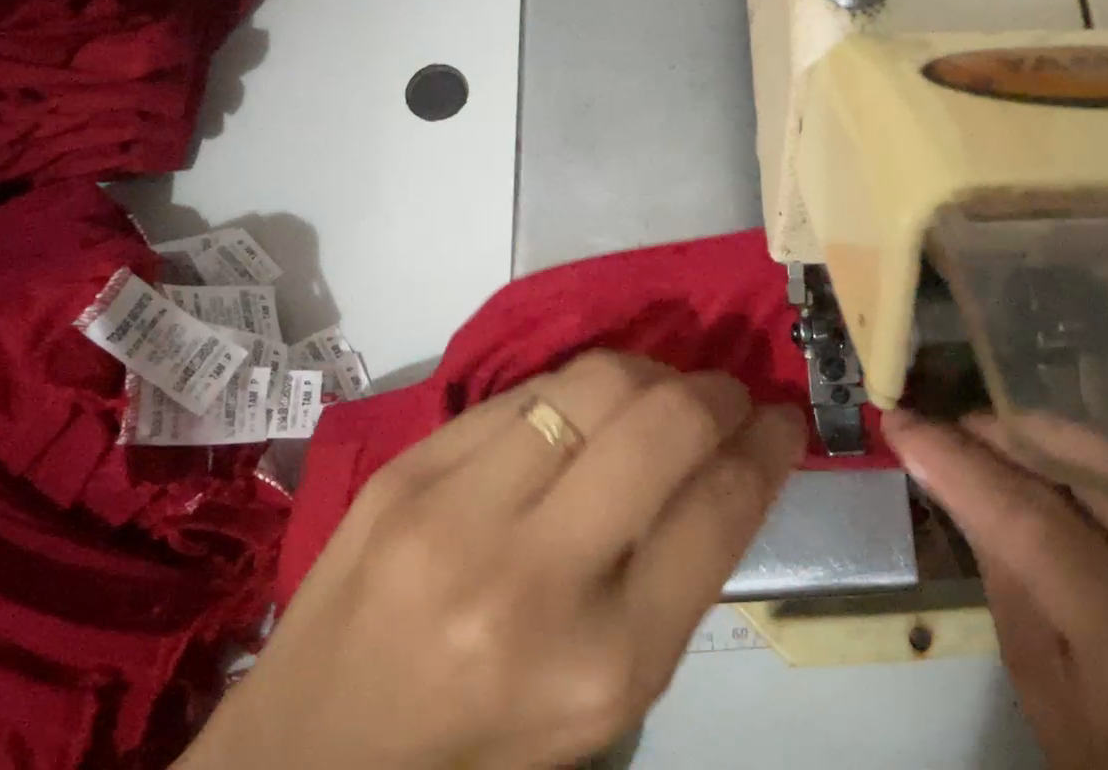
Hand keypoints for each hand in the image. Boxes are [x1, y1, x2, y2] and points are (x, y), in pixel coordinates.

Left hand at [177, 351, 805, 769]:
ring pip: (599, 380)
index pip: (720, 509)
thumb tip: (734, 460)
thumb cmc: (492, 734)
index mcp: (605, 660)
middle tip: (731, 400)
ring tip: (662, 396)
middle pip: (668, 423)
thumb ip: (683, 575)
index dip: (771, 446)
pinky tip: (586, 413)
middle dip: (723, 394)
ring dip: (656, 374)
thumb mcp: (615, 690)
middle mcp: (531, 577)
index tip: (785, 421)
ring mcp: (455, 510)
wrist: (322, 746)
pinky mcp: (405, 466)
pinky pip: (529, 387)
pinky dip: (581, 390)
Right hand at [884, 410, 1107, 769]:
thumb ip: (1007, 575)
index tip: (905, 425)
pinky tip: (1075, 481)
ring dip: (1066, 446)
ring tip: (1007, 443)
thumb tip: (960, 478)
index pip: (1039, 528)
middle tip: (959, 426)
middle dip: (1021, 435)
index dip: (966, 466)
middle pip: (1107, 473)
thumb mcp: (1042, 687)